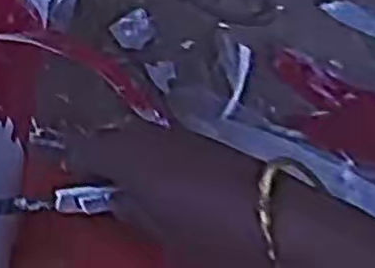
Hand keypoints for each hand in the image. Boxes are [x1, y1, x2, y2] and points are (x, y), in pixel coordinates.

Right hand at [69, 125, 374, 267]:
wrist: (304, 232)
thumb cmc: (222, 242)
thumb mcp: (167, 242)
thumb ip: (131, 216)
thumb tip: (114, 202)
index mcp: (119, 153)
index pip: (75, 150)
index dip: (70, 171)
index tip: (72, 193)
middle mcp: (140, 132)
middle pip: (105, 142)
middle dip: (103, 166)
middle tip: (108, 199)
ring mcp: (177, 134)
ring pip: (137, 143)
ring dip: (135, 165)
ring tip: (146, 200)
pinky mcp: (210, 142)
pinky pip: (168, 148)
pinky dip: (165, 166)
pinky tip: (183, 194)